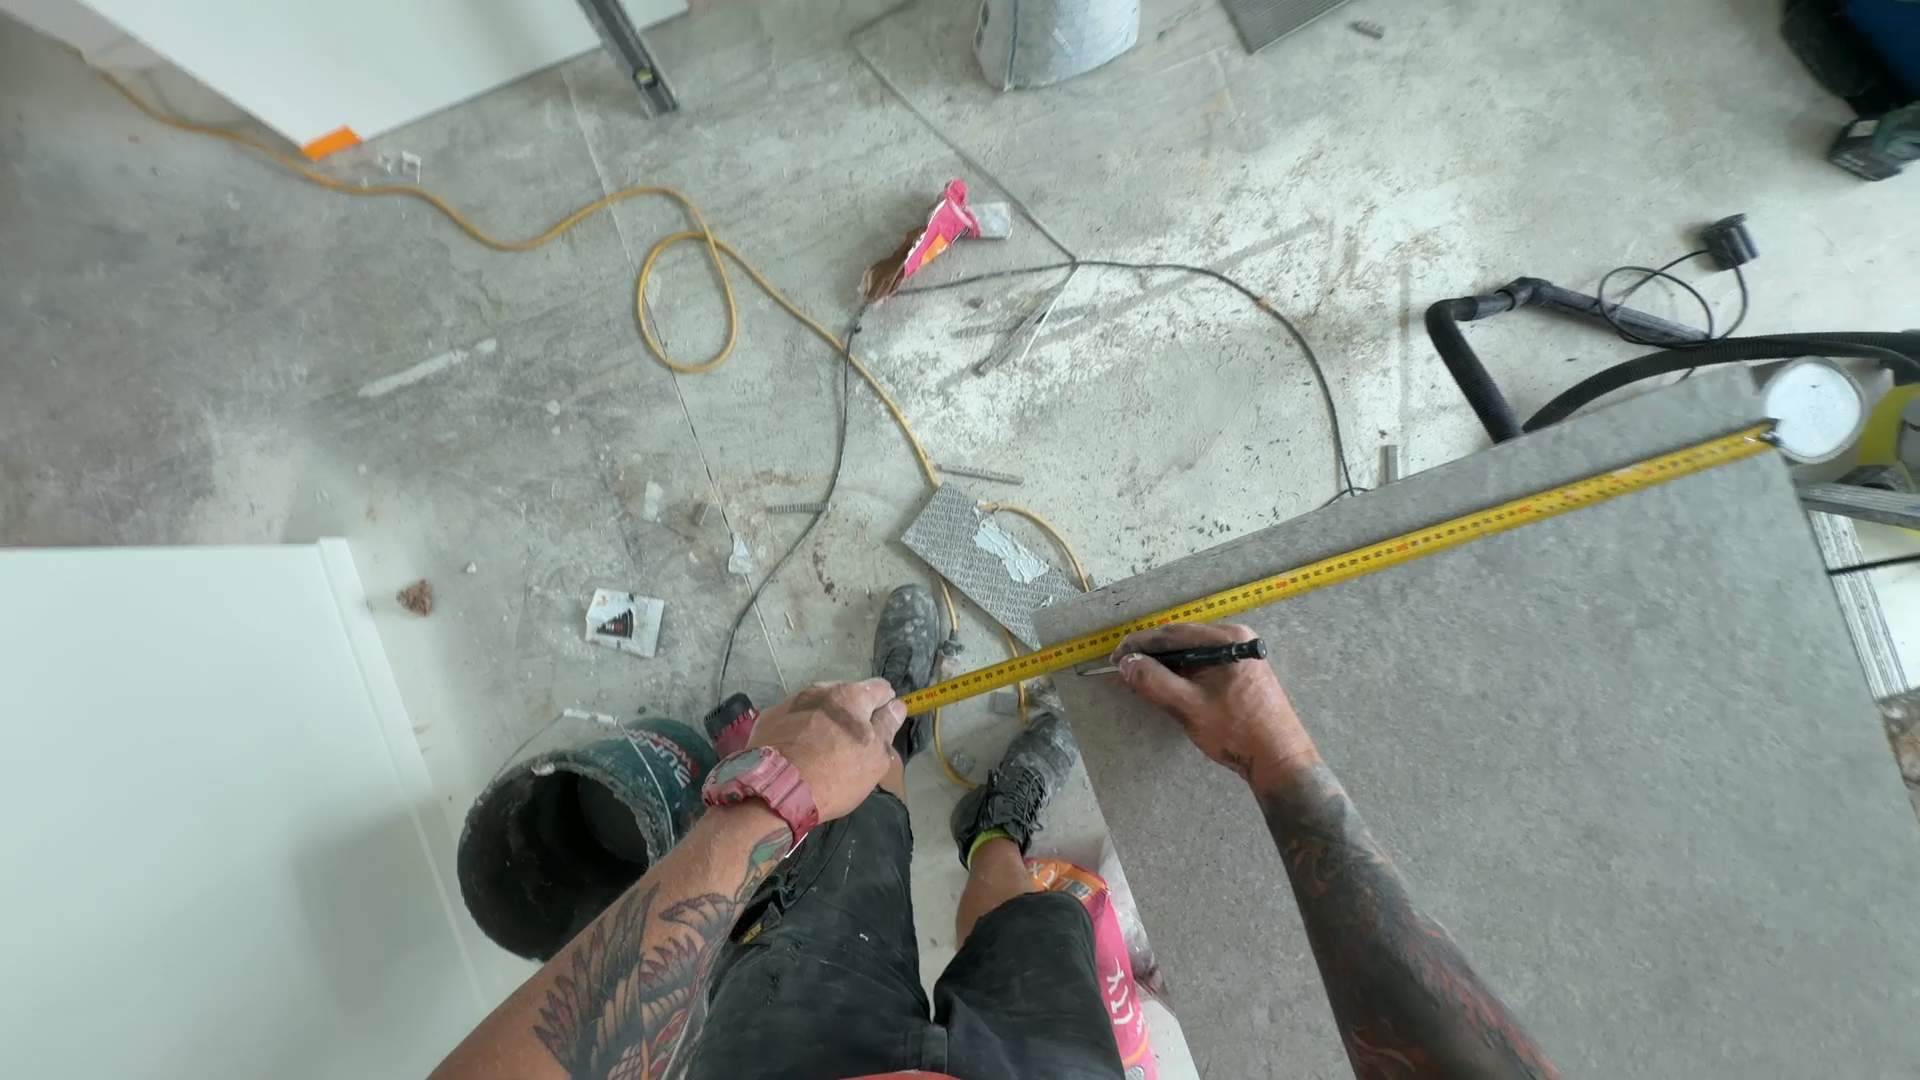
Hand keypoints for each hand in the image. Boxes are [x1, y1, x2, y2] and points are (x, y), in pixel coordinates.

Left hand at [748, 678, 905, 820]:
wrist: (773, 793)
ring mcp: (792, 701)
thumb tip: (897, 705)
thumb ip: (887, 726)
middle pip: (847, 695)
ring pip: (818, 705)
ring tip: (820, 750)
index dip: (886, 707)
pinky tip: (797, 752)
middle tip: (850, 746)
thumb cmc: (834, 775)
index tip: (881, 729)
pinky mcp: (769, 717)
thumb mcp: (874, 758)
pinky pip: (794, 717)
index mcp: (851, 695)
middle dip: (853, 714)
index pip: (880, 688)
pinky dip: (799, 728)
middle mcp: (821, 690)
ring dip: (825, 720)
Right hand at [1112, 623, 1318, 787]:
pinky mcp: (1239, 672)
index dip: (1138, 645)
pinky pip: (1201, 664)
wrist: (1280, 761)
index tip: (1115, 659)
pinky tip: (1163, 685)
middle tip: (1123, 671)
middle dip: (1149, 655)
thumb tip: (1125, 663)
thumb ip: (1153, 681)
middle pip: (1179, 641)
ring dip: (1162, 665)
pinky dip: (1179, 673)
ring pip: (1189, 654)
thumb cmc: (1236, 732)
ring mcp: (1239, 655)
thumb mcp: (1188, 706)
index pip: (1171, 634)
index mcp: (1227, 639)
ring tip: (1138, 680)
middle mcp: (1235, 639)